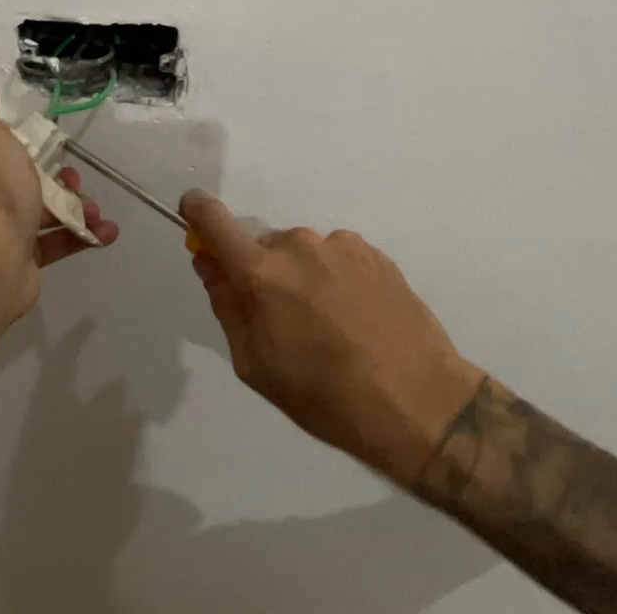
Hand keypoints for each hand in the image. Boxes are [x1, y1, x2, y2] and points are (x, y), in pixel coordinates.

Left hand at [0, 74, 118, 318]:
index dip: (26, 146)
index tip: (52, 145)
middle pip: (28, 182)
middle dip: (61, 180)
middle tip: (77, 182)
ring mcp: (5, 232)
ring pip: (47, 214)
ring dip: (78, 209)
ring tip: (96, 212)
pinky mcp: (25, 259)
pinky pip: (59, 244)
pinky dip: (85, 236)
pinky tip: (106, 233)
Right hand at [180, 191, 483, 483]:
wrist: (420, 404)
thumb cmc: (325, 396)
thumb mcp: (255, 364)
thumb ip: (226, 305)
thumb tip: (208, 262)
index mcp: (261, 272)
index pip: (212, 218)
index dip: (197, 213)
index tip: (196, 224)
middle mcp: (298, 244)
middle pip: (261, 246)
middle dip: (261, 274)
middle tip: (283, 322)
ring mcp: (341, 246)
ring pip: (301, 253)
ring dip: (301, 277)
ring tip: (330, 327)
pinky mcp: (375, 255)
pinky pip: (336, 258)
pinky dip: (335, 279)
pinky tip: (356, 319)